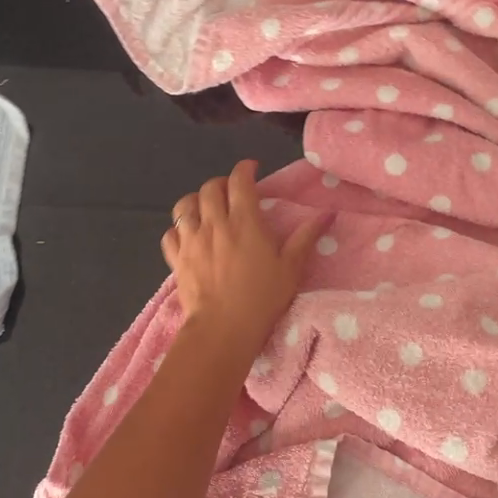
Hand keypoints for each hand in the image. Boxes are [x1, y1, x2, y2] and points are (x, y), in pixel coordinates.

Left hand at [162, 160, 327, 347]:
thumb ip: (306, 237)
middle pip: (210, 188)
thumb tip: (327, 213)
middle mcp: (215, 223)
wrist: (224, 328)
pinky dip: (178, 229)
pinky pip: (170, 234)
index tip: (252, 169)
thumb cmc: (262, 298)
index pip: (240, 181)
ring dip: (195, 201)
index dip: (245, 169)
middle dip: (221, 183)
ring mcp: (192, 240)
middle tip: (231, 192)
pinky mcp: (176, 259)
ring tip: (205, 209)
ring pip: (184, 206)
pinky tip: (188, 236)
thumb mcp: (292, 268)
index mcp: (245, 221)